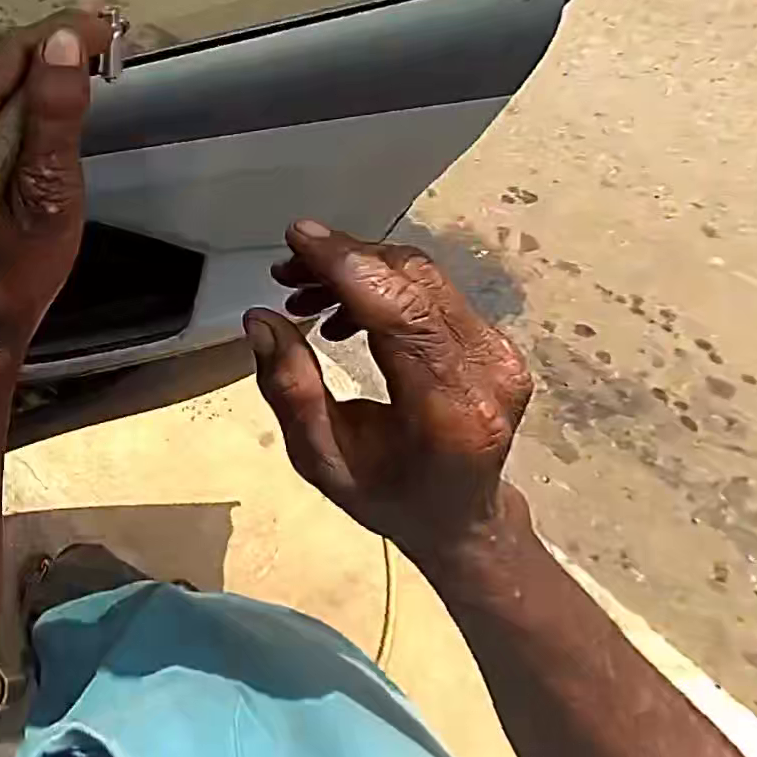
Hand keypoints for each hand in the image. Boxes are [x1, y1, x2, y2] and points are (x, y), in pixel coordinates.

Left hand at [0, 9, 113, 356]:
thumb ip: (53, 118)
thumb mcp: (48, 194)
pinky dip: (39, 91)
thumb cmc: (21, 268)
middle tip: (111, 33)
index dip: (60, 32)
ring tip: (98, 51)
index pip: (11, 55)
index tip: (110, 26)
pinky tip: (65, 90)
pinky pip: (5, 108)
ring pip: (5, 83)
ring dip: (50, 63)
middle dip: (56, 40)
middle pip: (4, 63)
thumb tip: (65, 41)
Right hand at [242, 220, 534, 561]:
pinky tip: (341, 310)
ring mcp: (496, 350)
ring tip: (304, 291)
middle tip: (287, 270)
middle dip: (341, 260)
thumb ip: (289, 388)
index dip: (346, 265)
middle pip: (411, 280)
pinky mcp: (490, 339)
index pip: (399, 311)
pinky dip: (377, 283)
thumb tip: (260, 319)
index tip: (298, 238)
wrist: (461, 517)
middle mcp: (485, 370)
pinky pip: (428, 289)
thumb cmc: (388, 496)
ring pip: (420, 275)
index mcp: (445, 409)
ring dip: (356, 269)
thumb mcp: (321, 458)